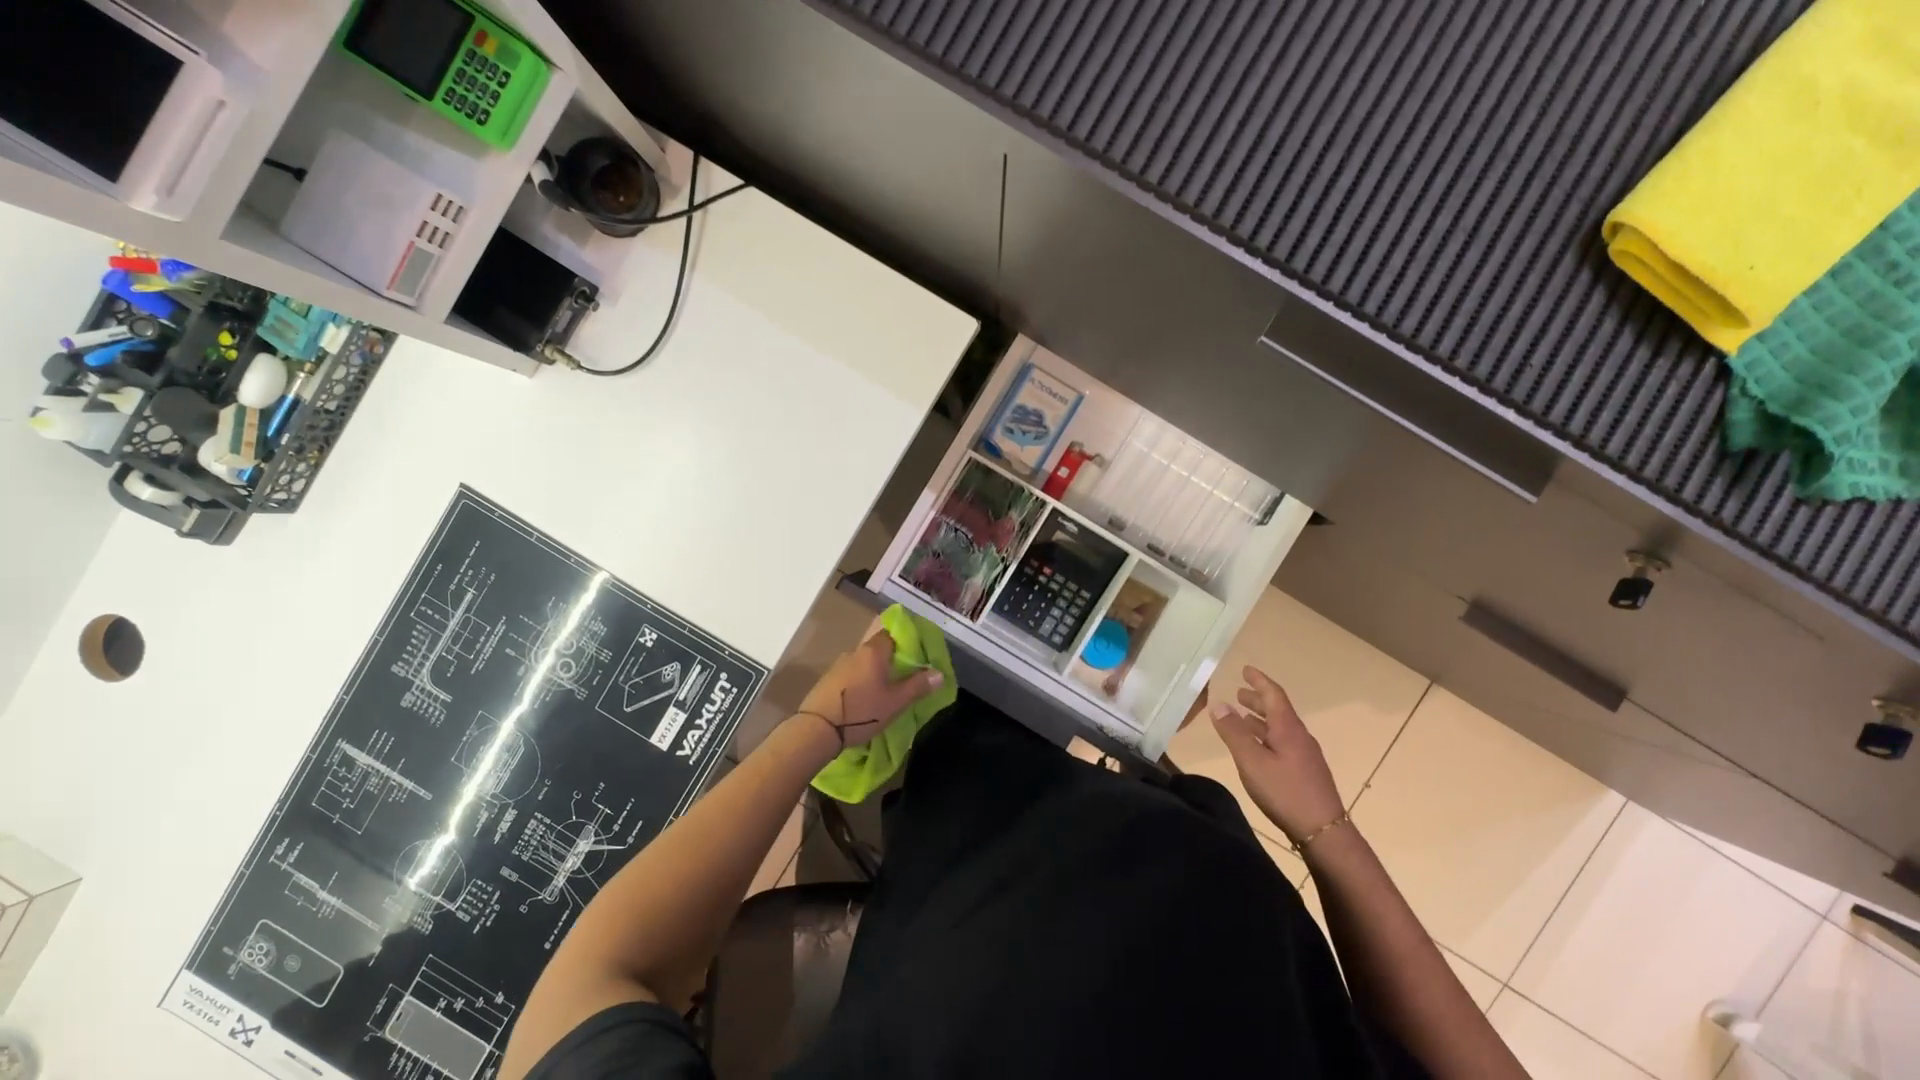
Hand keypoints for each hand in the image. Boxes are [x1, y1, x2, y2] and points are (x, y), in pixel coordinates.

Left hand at [795, 631, 944, 749]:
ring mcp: (839, 665)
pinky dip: (863, 679)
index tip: (918, 651)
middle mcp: (855, 652)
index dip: (907, 639)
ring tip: (888, 687)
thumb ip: (917, 686)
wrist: (817, 728)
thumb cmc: (861, 711)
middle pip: (879, 647)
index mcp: (873, 651)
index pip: (893, 632)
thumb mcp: (895, 702)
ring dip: (877, 670)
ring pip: (865, 661)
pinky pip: (852, 673)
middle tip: (907, 673)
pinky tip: (867, 695)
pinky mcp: (829, 679)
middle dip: (893, 658)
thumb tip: (939, 673)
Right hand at [1210, 666, 1343, 844]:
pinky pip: (1282, 742)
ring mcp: (1305, 755)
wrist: (1323, 830)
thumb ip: (1234, 733)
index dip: (1259, 681)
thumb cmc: (1285, 792)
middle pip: (1278, 710)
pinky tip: (1258, 749)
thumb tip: (1219, 703)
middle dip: (1257, 699)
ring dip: (1260, 719)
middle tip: (1238, 693)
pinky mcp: (1305, 772)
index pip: (1274, 694)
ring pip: (1280, 728)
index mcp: (1288, 728)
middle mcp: (1299, 736)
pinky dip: (1266, 736)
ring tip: (1242, 717)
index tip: (1246, 669)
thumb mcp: (1252, 761)